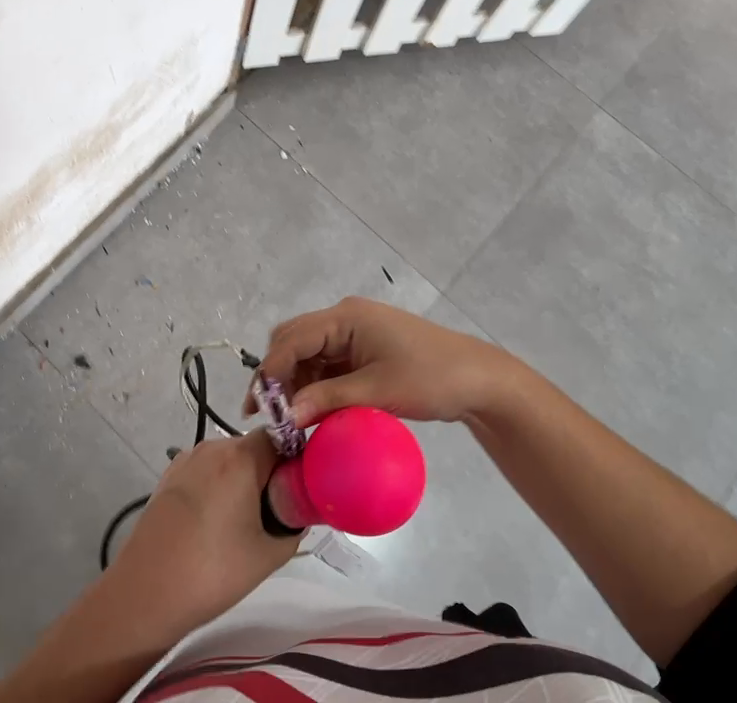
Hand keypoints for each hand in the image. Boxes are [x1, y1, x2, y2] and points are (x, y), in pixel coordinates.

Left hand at [106, 429, 299, 631]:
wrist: (146, 593)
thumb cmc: (213, 571)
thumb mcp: (271, 554)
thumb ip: (295, 525)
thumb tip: (297, 511)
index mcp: (240, 458)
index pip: (281, 438)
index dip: (294, 460)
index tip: (299, 490)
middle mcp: (212, 448)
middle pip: (253, 448)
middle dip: (269, 474)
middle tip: (275, 514)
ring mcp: (185, 460)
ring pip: (228, 461)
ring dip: (241, 482)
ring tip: (242, 525)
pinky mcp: (167, 477)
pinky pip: (205, 472)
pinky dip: (217, 488)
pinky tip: (214, 525)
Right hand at [248, 297, 524, 426]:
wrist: (479, 380)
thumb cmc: (430, 379)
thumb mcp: (376, 392)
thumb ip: (327, 400)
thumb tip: (285, 415)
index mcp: (347, 317)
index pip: (292, 339)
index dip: (271, 372)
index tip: (257, 409)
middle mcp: (345, 318)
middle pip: (293, 340)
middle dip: (277, 375)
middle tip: (266, 415)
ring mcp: (355, 333)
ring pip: (308, 353)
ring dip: (295, 382)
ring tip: (287, 419)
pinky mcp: (363, 349)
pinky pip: (326, 363)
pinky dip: (314, 385)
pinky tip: (311, 411)